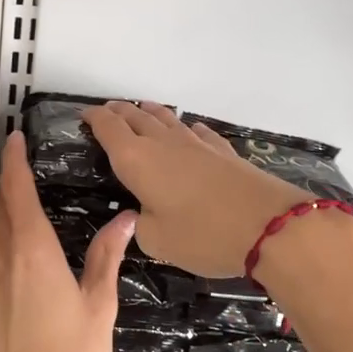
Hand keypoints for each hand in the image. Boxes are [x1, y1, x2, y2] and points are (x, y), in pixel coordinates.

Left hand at [0, 131, 135, 351]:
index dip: (13, 160)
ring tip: (32, 197)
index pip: (15, 190)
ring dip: (8, 209)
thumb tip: (124, 220)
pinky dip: (7, 237)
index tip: (16, 137)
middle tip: (29, 160)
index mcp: (31, 250)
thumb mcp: (98, 306)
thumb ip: (106, 257)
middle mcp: (0, 257)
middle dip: (11, 178)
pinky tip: (26, 245)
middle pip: (1, 206)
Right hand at [82, 101, 307, 277]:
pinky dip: (184, 128)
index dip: (94, 118)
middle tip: (107, 112)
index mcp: (136, 160)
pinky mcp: (223, 151)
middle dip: (118, 112)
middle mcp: (162, 143)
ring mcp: (196, 144)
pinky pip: (196, 131)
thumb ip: (140, 224)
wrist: (269, 226)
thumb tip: (142, 213)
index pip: (108, 127)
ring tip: (139, 110)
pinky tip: (189, 130)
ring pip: (166, 118)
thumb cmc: (202, 234)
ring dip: (149, 113)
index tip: (83, 116)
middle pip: (135, 116)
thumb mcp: (156, 241)